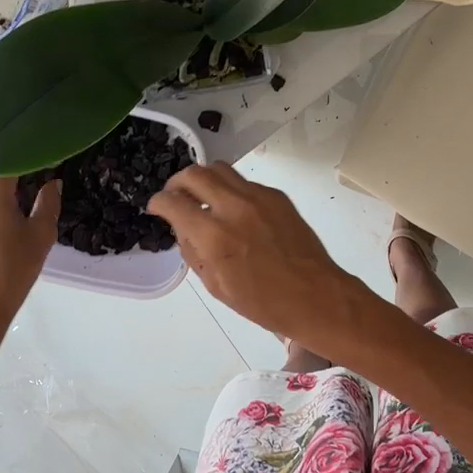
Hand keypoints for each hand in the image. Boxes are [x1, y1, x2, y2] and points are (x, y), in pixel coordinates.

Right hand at [147, 162, 366, 346]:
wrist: (315, 295)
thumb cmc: (264, 302)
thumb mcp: (217, 285)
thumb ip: (194, 251)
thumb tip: (182, 227)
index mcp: (215, 236)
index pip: (174, 203)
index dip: (159, 202)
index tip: (156, 206)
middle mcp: (234, 207)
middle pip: (194, 174)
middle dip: (177, 182)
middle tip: (175, 195)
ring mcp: (258, 196)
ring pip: (220, 169)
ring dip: (203, 179)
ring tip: (201, 196)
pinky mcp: (276, 195)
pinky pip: (244, 182)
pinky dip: (230, 190)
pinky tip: (234, 210)